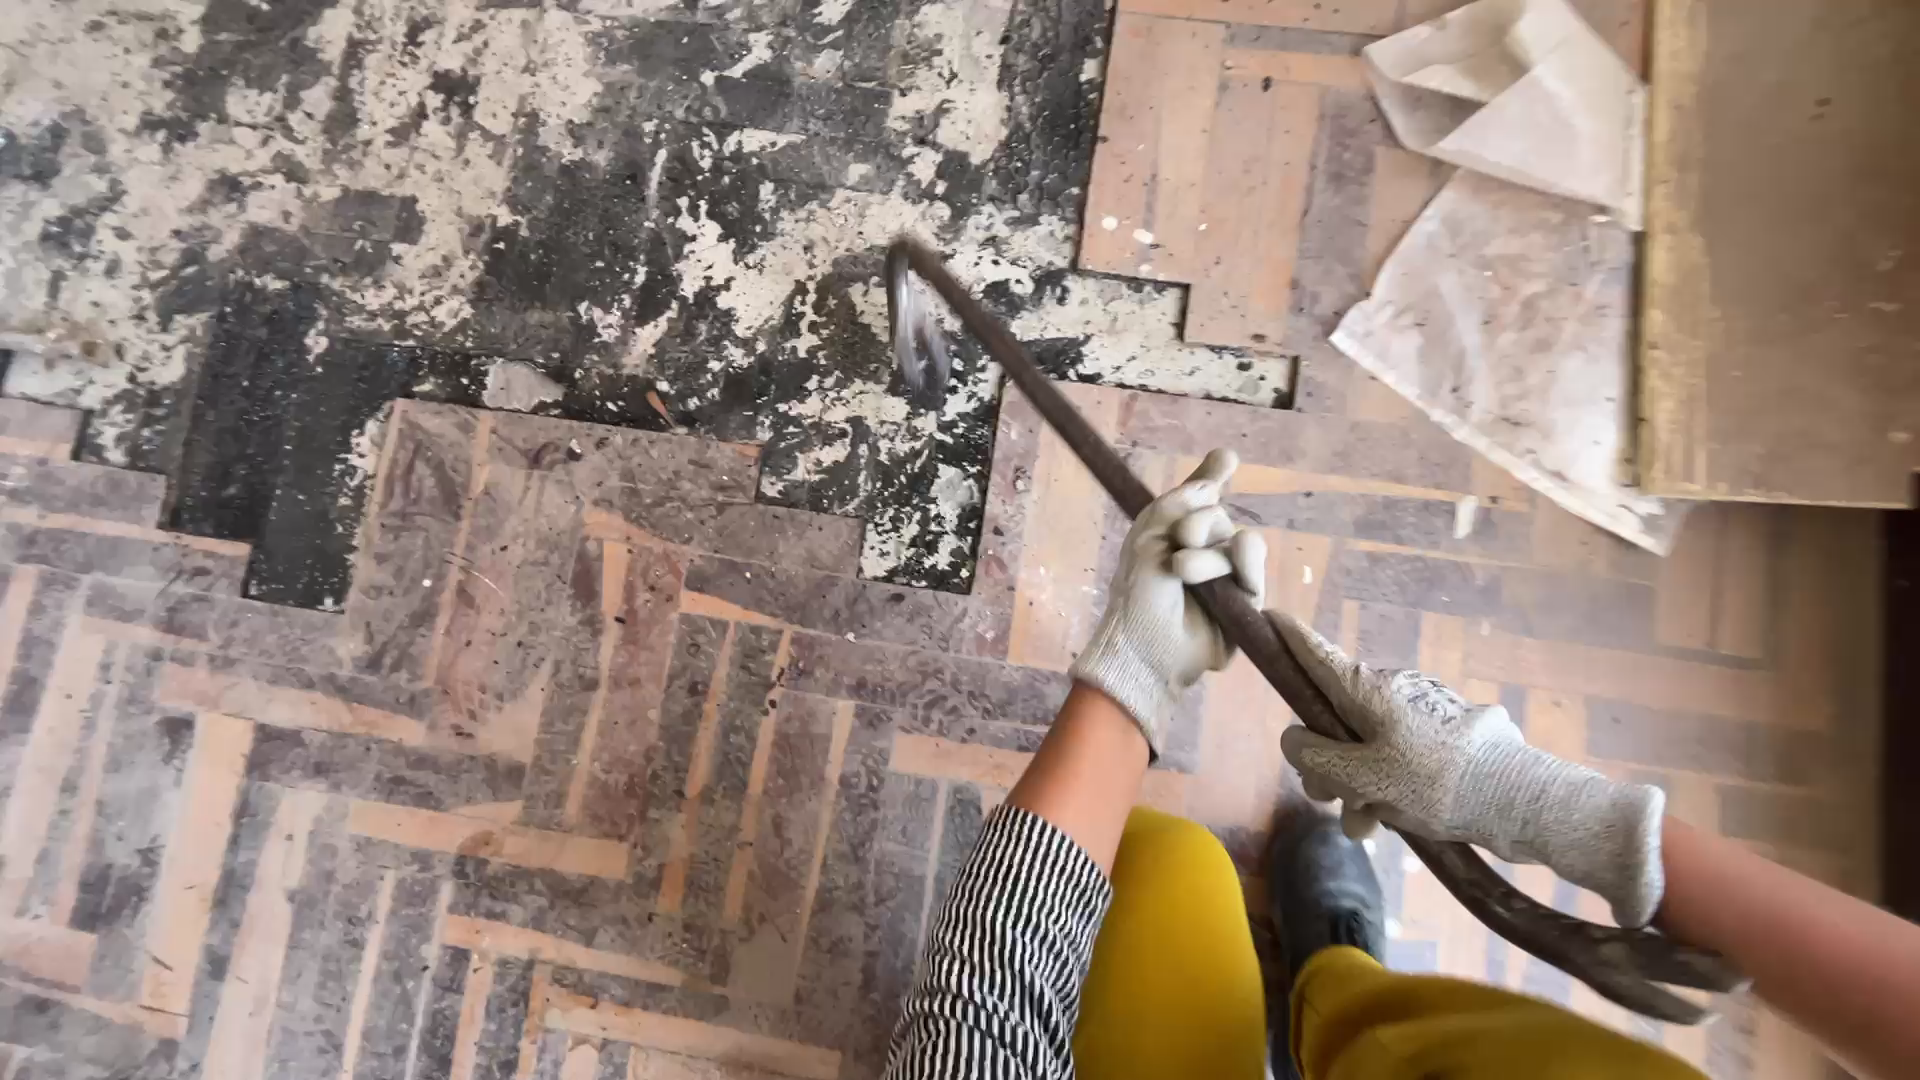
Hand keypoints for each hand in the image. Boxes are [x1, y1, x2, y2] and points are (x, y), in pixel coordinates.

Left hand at [1070, 449, 1264, 756]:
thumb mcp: (1149, 537)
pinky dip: (1243, 564)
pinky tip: (1235, 568)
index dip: (1211, 479)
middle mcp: (1200, 550)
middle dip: (1200, 524)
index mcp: (1171, 535)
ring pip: (1241, 542)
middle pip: (1219, 518)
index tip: (1227, 458)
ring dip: (1211, 552)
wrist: (1146, 645)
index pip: (1198, 501)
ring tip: (1183, 570)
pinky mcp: (1245, 600)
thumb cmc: (1137, 592)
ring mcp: (1224, 576)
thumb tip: (1220, 467)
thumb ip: (1180, 501)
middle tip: (1179, 542)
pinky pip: (1254, 568)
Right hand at [1270, 611, 1665, 927]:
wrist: (1528, 806)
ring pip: (1362, 746)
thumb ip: (1312, 755)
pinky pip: (1394, 759)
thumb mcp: (1359, 775)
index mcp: (1367, 689)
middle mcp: (1389, 692)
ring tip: (1366, 825)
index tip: (1269, 614)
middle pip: (1331, 717)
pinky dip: (1385, 788)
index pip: (1317, 654)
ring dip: (1354, 786)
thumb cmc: (1435, 782)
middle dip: (1324, 762)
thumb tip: (1294, 740)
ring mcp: (1416, 716)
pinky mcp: (1440, 741)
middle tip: (1330, 799)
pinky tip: (1391, 823)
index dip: (1288, 637)